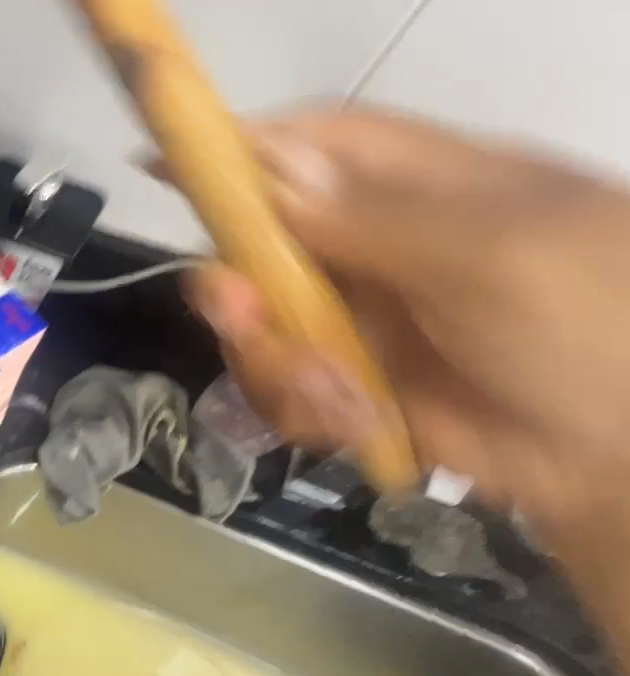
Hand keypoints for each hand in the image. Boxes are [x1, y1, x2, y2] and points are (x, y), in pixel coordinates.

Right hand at [183, 108, 629, 549]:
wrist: (619, 454)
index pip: (316, 148)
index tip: (164, 168)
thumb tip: (269, 173)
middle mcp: (378, 251)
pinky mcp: (345, 385)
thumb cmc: (591, 329)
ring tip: (333, 393)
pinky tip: (352, 423)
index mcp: (428, 191)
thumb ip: (376, 216)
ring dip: (275, 367)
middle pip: (259, 252)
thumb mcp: (498, 253)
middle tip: (242, 318)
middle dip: (240, 290)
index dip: (240, 152)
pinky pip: (277, 391)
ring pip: (256, 331)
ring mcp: (359, 323)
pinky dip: (300, 411)